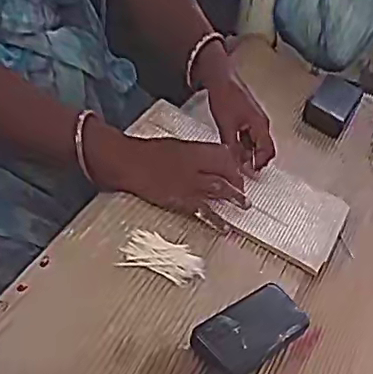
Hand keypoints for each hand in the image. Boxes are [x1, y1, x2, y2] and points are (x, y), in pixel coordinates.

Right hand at [85, 128, 246, 215]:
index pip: (224, 154)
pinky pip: (204, 211)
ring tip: (244, 206)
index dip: (233, 165)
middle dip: (238, 182)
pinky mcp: (182, 200)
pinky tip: (225, 227)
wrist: (128, 162)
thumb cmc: (146, 154)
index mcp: (193, 149)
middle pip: (226, 172)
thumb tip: (204, 164)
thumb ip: (191, 155)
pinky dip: (217, 220)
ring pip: (220, 190)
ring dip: (234, 198)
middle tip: (243, 192)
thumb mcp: (173, 146)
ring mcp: (189, 183)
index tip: (237, 172)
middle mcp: (195, 166)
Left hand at [194, 46, 275, 171]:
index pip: (267, 152)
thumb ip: (233, 148)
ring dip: (249, 153)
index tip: (249, 174)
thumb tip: (236, 165)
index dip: (258, 165)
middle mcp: (262, 123)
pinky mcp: (248, 117)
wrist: (219, 75)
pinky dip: (245, 144)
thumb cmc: (225, 95)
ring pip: (257, 143)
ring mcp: (256, 119)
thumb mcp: (226, 127)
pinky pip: (251, 136)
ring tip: (237, 160)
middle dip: (255, 161)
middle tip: (244, 171)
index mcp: (261, 125)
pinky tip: (234, 148)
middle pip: (265, 149)